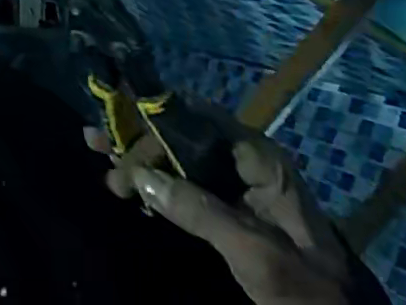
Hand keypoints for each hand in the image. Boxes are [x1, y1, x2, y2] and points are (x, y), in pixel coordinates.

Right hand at [86, 124, 356, 304]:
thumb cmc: (306, 289)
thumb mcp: (254, 252)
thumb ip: (200, 211)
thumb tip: (141, 177)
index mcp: (258, 157)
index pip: (195, 117)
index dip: (154, 120)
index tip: (120, 137)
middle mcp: (243, 159)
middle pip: (179, 133)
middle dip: (138, 141)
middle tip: (101, 153)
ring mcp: (235, 183)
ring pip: (175, 155)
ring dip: (138, 156)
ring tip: (98, 154)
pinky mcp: (227, 206)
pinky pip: (182, 180)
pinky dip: (152, 179)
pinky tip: (127, 181)